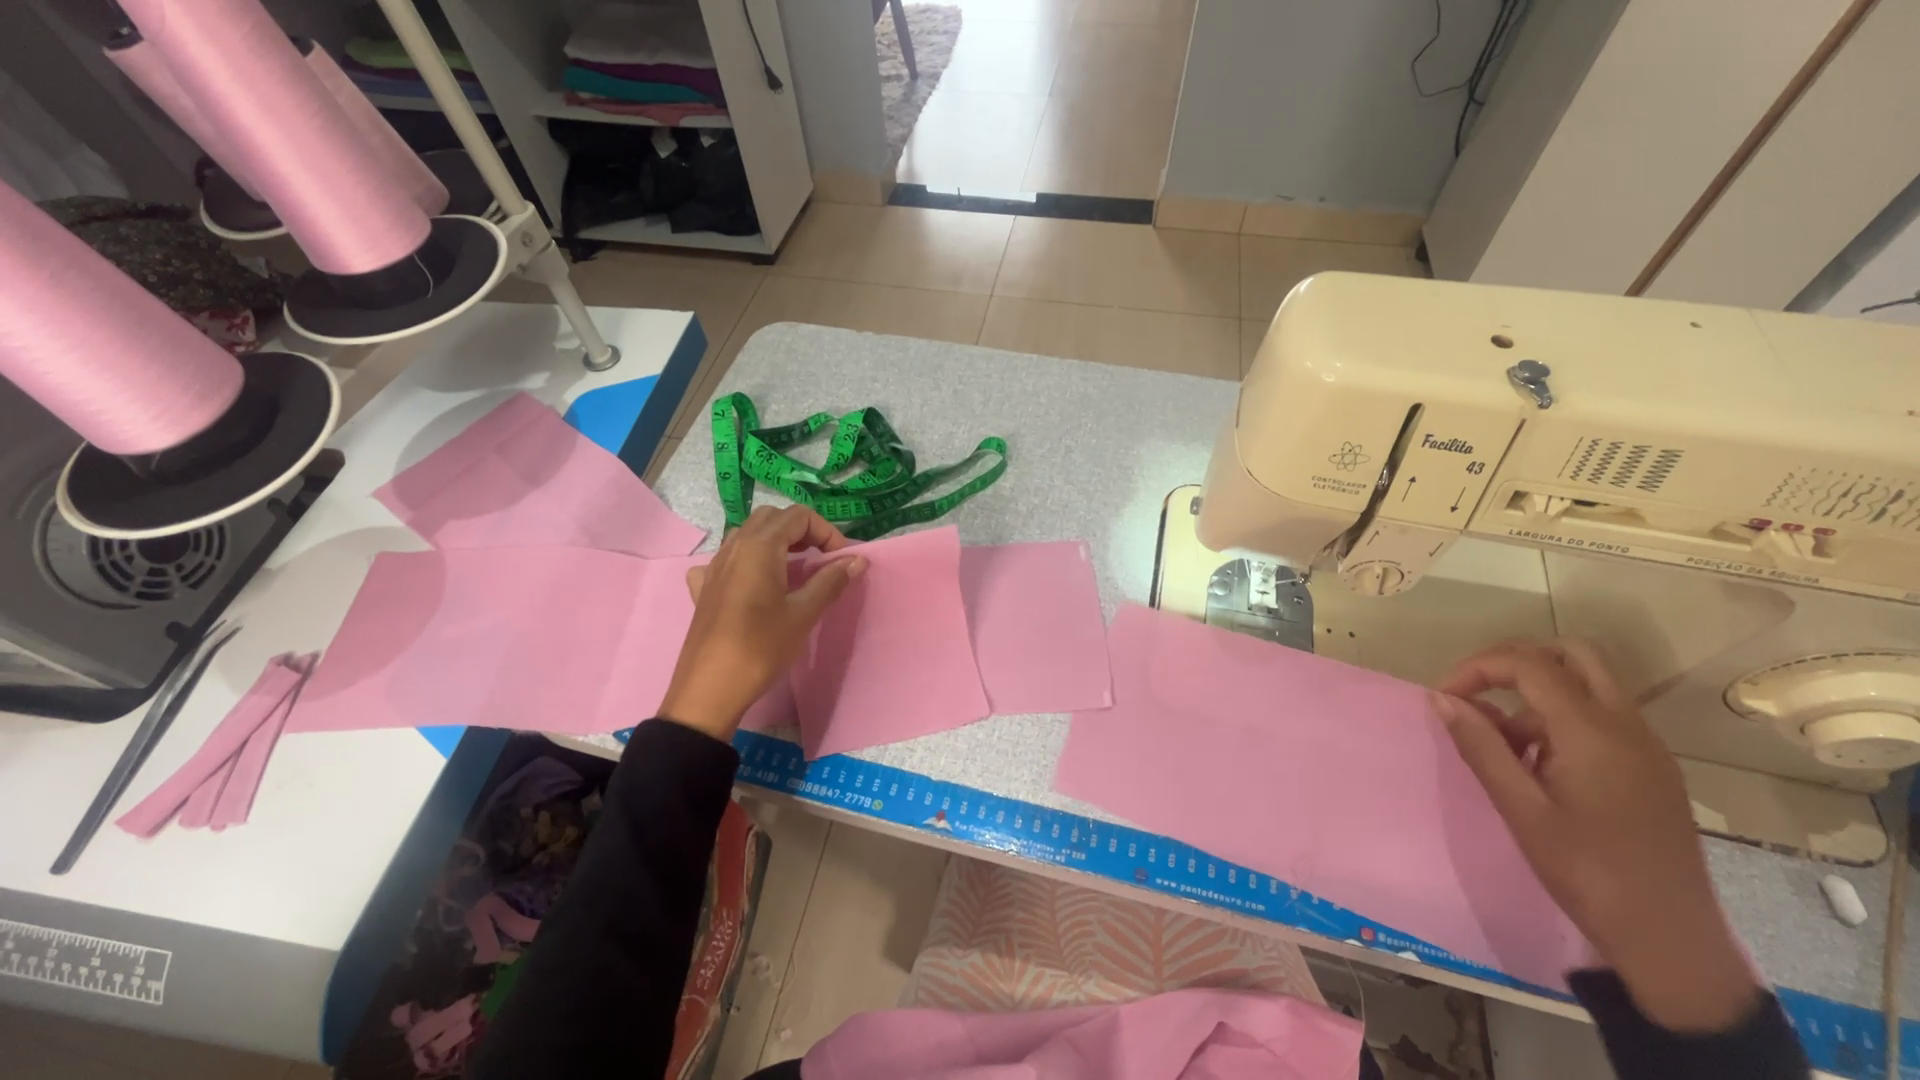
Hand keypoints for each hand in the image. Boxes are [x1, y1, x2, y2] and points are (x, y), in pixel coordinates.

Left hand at [658, 506, 866, 740]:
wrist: (710, 689)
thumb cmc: (761, 648)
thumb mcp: (803, 614)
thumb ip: (830, 581)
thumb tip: (857, 560)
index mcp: (759, 546)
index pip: (798, 516)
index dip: (826, 531)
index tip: (842, 559)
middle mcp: (734, 547)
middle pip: (771, 519)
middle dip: (801, 531)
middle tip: (822, 559)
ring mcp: (713, 567)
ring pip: (747, 536)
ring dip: (775, 543)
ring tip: (794, 570)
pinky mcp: (703, 589)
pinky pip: (725, 561)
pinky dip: (745, 562)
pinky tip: (750, 584)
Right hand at [1430, 640, 1759, 1031]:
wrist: (1669, 934)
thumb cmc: (1586, 872)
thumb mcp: (1521, 809)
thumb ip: (1481, 747)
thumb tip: (1442, 699)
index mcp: (1593, 730)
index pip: (1529, 664)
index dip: (1478, 667)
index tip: (1443, 698)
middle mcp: (1626, 724)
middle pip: (1571, 653)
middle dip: (1515, 660)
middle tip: (1474, 691)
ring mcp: (1645, 744)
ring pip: (1587, 683)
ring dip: (1536, 692)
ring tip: (1499, 742)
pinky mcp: (1651, 766)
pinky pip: (1602, 716)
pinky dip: (1560, 718)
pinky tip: (1536, 765)